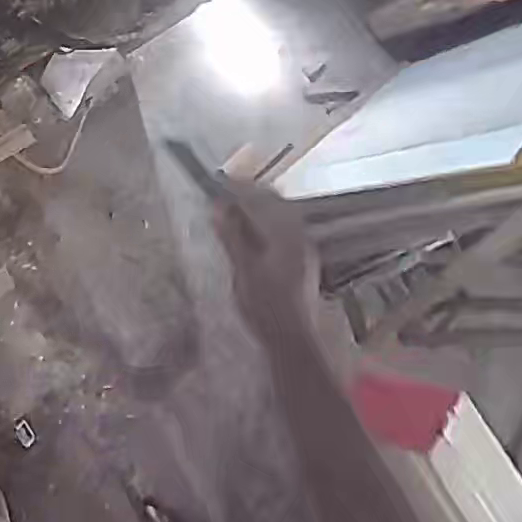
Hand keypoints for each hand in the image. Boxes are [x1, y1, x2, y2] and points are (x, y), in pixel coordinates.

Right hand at [211, 183, 323, 346]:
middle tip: (224, 193)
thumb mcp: (242, 268)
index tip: (218, 181)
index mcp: (286, 234)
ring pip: (280, 217)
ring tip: (233, 210)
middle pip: (275, 204)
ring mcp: (304, 250)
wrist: (292, 340)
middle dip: (250, 194)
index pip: (261, 199)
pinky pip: (283, 231)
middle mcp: (300, 236)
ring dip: (258, 209)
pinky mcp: (302, 262)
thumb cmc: (265, 304)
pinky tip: (251, 233)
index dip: (239, 187)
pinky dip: (264, 224)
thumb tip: (218, 206)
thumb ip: (232, 235)